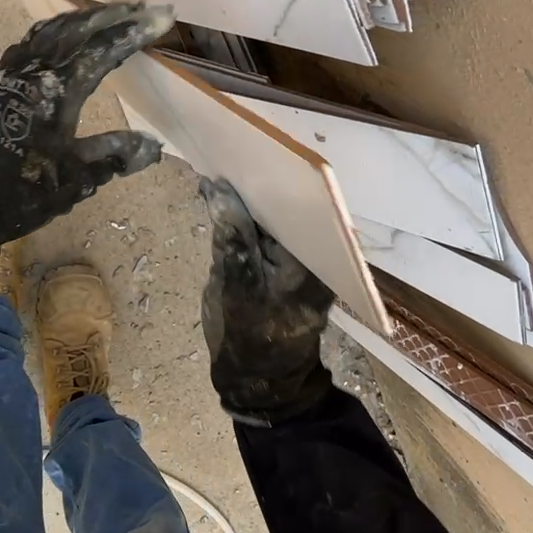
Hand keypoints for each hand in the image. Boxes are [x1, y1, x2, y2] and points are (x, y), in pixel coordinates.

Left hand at [0, 3, 175, 297]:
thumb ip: (115, 155)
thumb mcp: (76, 179)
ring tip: (107, 16)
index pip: (103, 49)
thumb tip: (155, 145)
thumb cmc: (20, 193)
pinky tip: (60, 39)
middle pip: (75, 29)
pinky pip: (29, 43)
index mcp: (55, 90)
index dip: (134, 31)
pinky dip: (54, 31)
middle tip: (140, 8)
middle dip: (110, 16)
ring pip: (49, 30)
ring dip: (80, 19)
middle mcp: (31, 72)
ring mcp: (9, 74)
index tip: (163, 17)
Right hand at [199, 177, 335, 424]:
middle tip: (224, 154)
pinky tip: (223, 200)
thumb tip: (219, 188)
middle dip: (256, 184)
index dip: (269, 178)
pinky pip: (265, 232)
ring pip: (273, 218)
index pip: (295, 204)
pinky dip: (246, 218)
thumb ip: (231, 236)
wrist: (258, 382)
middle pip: (286, 206)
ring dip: (248, 199)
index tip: (240, 151)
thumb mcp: (234, 285)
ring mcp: (298, 259)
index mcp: (313, 257)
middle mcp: (314, 253)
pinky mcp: (282, 265)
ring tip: (220, 169)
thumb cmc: (250, 336)